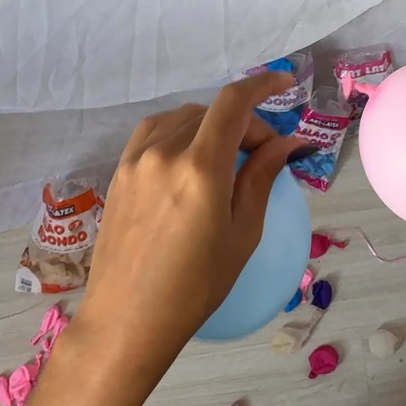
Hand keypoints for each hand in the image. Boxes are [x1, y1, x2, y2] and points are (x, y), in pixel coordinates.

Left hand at [74, 72, 303, 369]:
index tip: (284, 83)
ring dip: (212, 125)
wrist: (127, 321)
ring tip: (227, 158)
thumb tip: (286, 142)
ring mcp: (136, 160)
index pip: (234, 102)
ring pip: (184, 117)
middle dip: (245, 124)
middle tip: (262, 156)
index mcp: (201, 167)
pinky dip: (181, 130)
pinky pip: (155, 131)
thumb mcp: (243, 232)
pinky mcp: (119, 172)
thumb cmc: (196, 286)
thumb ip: (262, 176)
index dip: (262, 84)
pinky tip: (191, 156)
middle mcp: (165, 152)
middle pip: (213, 111)